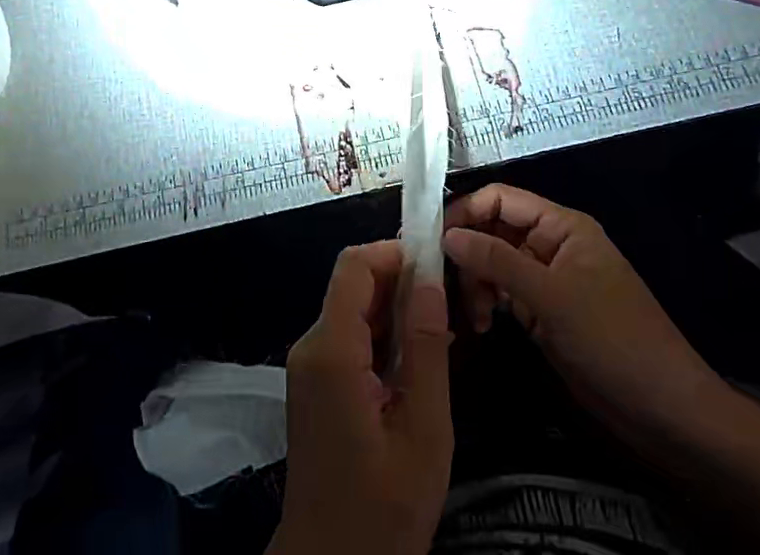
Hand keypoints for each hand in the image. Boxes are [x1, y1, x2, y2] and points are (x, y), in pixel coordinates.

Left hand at [270, 241, 451, 554]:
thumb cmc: (384, 506)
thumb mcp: (423, 430)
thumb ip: (425, 350)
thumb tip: (430, 281)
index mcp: (330, 350)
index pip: (354, 267)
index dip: (394, 253)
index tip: (439, 263)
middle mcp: (311, 345)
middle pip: (352, 286)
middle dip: (400, 282)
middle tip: (451, 303)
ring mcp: (308, 364)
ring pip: (353, 311)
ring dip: (395, 311)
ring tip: (442, 332)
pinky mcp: (315, 382)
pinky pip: (349, 339)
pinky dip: (382, 337)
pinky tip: (418, 360)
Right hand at [441, 185, 727, 441]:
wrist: (664, 410)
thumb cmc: (613, 340)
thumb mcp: (551, 297)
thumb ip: (496, 260)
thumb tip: (446, 235)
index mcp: (561, 227)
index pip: (500, 200)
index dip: (465, 212)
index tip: (433, 240)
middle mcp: (549, 244)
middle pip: (491, 229)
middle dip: (467, 253)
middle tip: (445, 283)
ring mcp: (544, 278)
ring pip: (490, 262)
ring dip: (475, 284)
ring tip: (474, 317)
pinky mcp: (541, 309)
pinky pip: (500, 292)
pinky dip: (486, 304)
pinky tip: (483, 326)